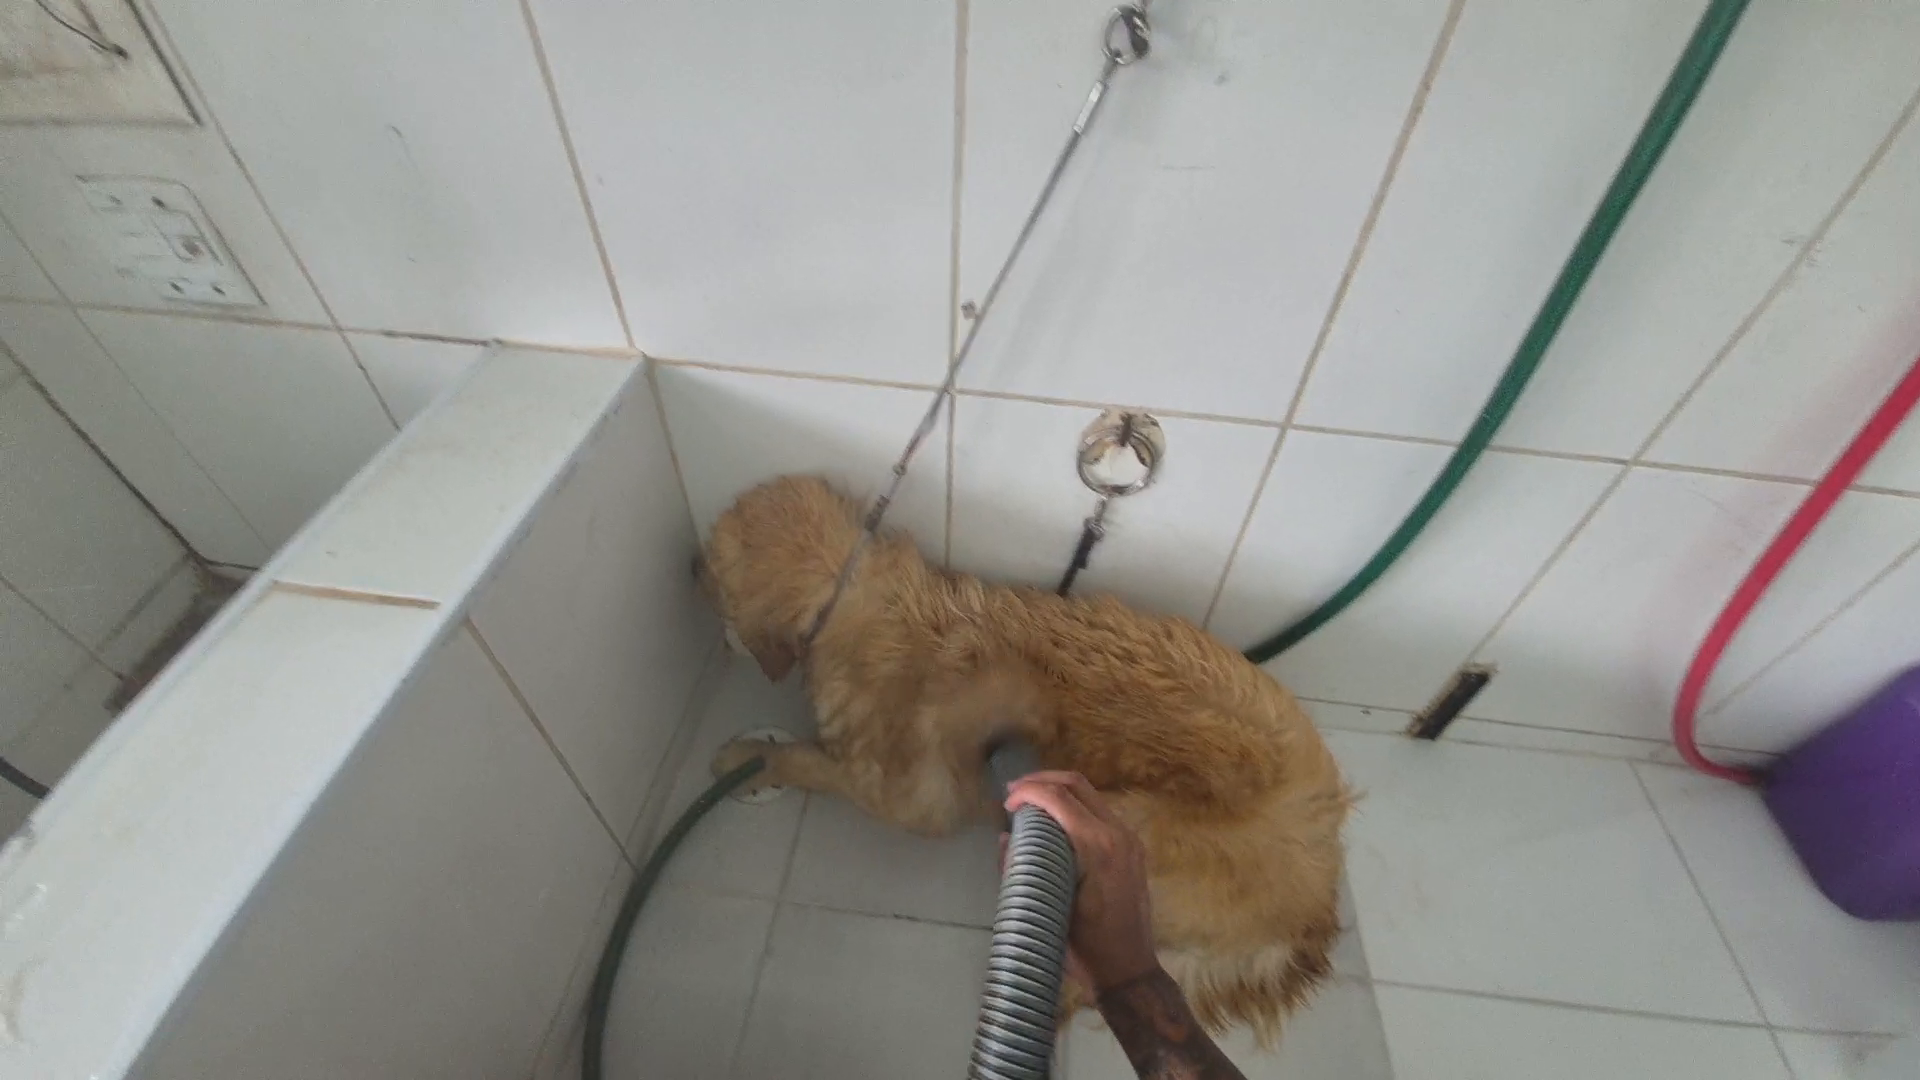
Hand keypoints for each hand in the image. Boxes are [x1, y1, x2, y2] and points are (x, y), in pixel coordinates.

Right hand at [1005, 771, 1158, 992]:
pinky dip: (1074, 806)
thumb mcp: (1046, 909)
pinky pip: (1100, 811)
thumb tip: (1005, 839)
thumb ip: (1021, 870)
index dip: (1029, 791)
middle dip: (1042, 780)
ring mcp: (1129, 838)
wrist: (1129, 972)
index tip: (1006, 802)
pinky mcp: (1132, 846)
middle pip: (1077, 784)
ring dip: (1058, 791)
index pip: (1059, 798)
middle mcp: (1118, 834)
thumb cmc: (1084, 948)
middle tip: (1014, 791)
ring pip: (1090, 794)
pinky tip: (1055, 820)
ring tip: (1030, 801)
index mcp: (1098, 847)